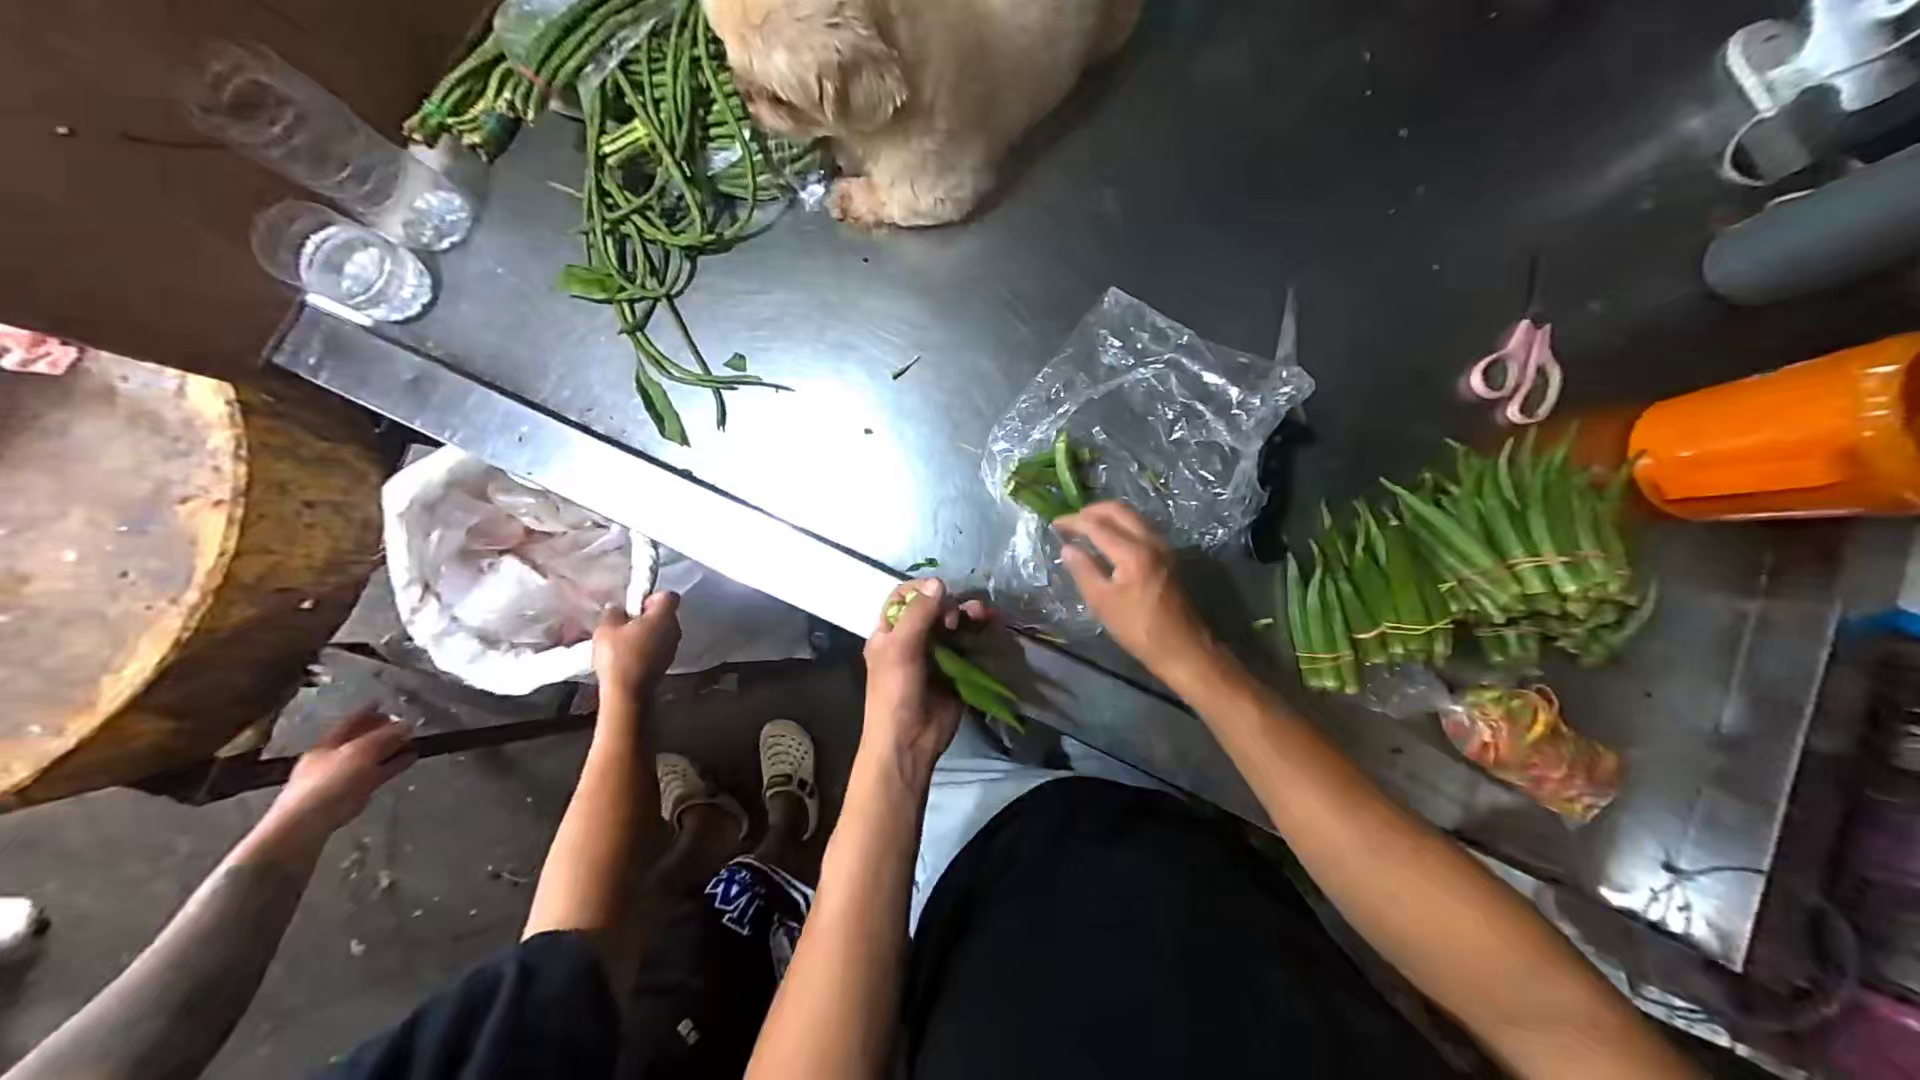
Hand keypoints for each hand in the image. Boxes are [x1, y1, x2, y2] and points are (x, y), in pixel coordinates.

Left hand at [264, 707, 415, 840]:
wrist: (311, 819)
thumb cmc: (329, 779)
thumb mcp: (359, 751)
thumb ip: (384, 736)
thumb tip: (407, 724)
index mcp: (328, 744)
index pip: (349, 722)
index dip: (366, 711)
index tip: (382, 702)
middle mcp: (336, 756)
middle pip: (363, 738)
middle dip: (383, 730)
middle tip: (404, 722)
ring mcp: (347, 774)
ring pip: (374, 755)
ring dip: (393, 747)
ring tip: (414, 739)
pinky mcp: (359, 789)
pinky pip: (381, 771)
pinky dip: (396, 763)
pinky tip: (412, 757)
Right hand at [593, 590, 681, 699]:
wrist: (628, 692)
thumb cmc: (618, 656)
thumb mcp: (606, 628)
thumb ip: (613, 612)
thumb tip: (617, 608)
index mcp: (665, 616)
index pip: (669, 595)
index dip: (653, 596)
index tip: (635, 606)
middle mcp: (675, 629)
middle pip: (666, 612)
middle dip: (648, 614)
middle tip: (626, 622)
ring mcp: (673, 646)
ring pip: (663, 629)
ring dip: (648, 630)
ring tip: (625, 640)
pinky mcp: (668, 660)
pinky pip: (660, 644)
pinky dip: (649, 644)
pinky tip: (631, 654)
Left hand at [861, 579, 983, 780]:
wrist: (909, 742)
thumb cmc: (895, 693)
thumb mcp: (900, 649)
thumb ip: (918, 614)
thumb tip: (939, 582)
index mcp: (890, 633)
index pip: (904, 598)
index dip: (922, 590)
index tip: (940, 591)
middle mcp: (912, 640)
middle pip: (934, 609)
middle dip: (951, 603)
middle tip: (960, 615)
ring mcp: (935, 655)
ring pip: (955, 625)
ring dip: (970, 614)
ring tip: (983, 614)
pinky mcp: (956, 670)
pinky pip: (970, 645)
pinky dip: (981, 633)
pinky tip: (993, 625)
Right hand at [1056, 501, 1216, 678]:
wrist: (1183, 647)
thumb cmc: (1138, 628)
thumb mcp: (1102, 602)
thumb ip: (1083, 570)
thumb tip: (1067, 548)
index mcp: (1133, 552)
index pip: (1097, 526)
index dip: (1073, 522)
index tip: (1055, 524)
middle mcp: (1151, 541)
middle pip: (1119, 510)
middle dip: (1092, 511)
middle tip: (1071, 520)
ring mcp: (1164, 547)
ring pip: (1133, 517)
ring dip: (1108, 516)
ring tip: (1086, 526)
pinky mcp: (1168, 556)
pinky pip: (1141, 528)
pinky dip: (1122, 525)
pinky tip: (1109, 539)